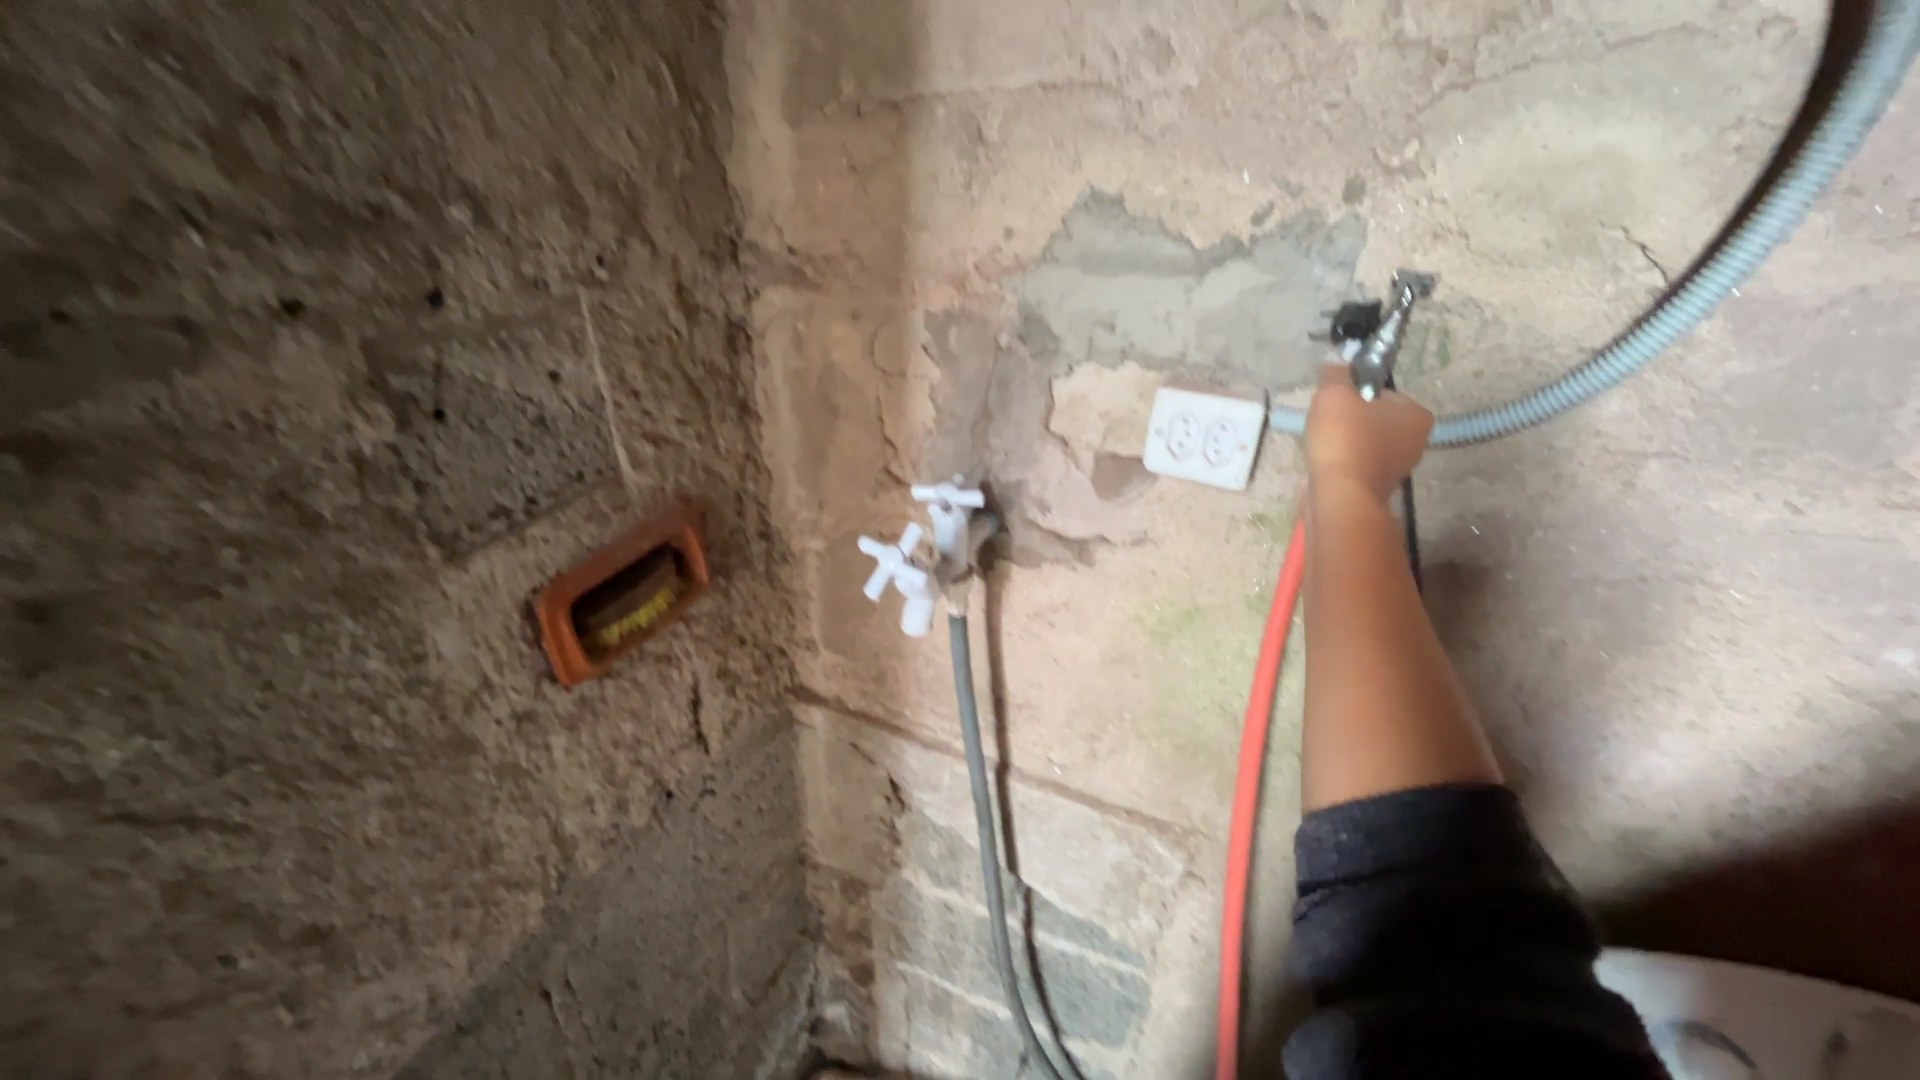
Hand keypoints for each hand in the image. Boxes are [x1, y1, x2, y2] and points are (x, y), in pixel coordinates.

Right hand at [1304, 365, 1432, 502]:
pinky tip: (1323, 463)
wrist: (1339, 496)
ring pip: (1362, 443)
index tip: (1335, 400)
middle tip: (1324, 421)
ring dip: (1342, 442)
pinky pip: (1354, 465)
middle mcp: (1415, 443)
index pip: (1383, 393)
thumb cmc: (1345, 439)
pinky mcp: (1374, 488)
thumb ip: (1335, 373)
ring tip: (1321, 444)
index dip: (1355, 393)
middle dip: (1349, 419)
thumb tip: (1335, 363)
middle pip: (1373, 419)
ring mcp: (1395, 469)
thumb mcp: (1335, 392)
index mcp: (1417, 415)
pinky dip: (1339, 462)